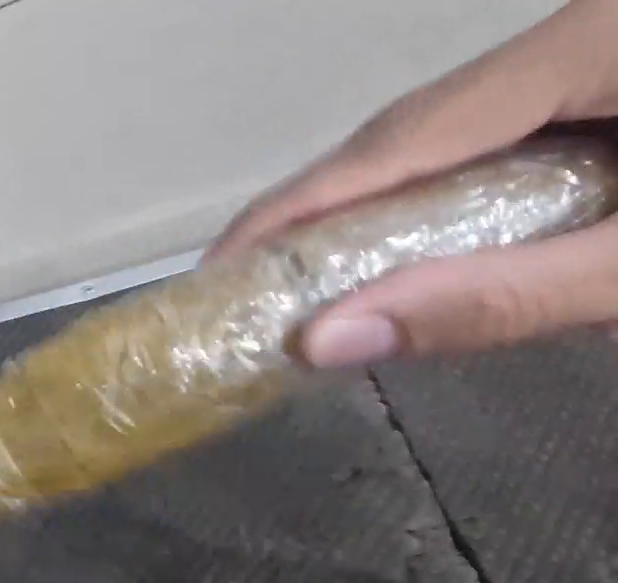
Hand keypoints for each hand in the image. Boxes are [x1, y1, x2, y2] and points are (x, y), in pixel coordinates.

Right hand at [209, 0, 617, 367]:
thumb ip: (498, 298)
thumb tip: (324, 344)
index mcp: (599, 40)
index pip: (400, 137)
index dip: (291, 208)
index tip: (210, 272)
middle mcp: (587, 28)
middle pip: (414, 129)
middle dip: (320, 212)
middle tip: (246, 288)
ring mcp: (604, 50)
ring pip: (454, 133)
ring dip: (374, 210)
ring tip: (306, 277)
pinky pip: (506, 134)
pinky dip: (444, 197)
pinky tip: (417, 242)